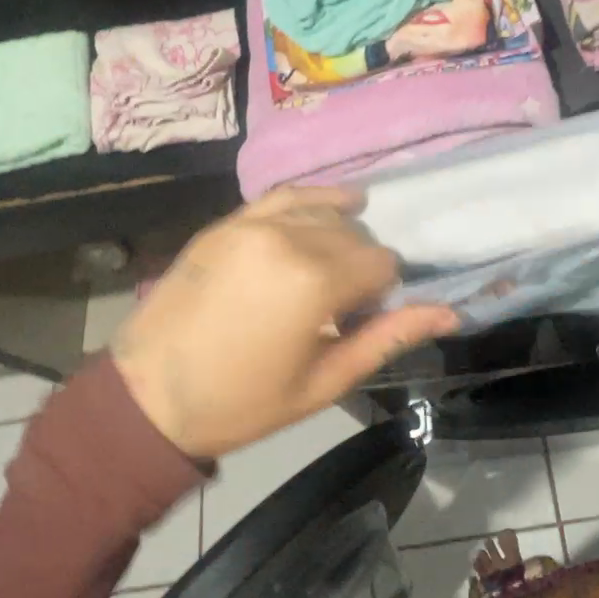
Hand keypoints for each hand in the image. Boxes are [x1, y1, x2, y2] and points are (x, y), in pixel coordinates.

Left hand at [111, 186, 457, 458]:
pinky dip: (313, 199)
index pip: (382, 262)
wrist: (148, 398)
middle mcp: (289, 238)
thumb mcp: (324, 382)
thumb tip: (450, 313)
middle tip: (341, 305)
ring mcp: (252, 224)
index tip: (362, 318)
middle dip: (360, 265)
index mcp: (315, 281)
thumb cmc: (241, 402)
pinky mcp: (227, 222)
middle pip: (355, 235)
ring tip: (330, 265)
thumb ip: (388, 338)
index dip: (383, 292)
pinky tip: (336, 203)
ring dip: (339, 234)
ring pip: (324, 212)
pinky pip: (284, 195)